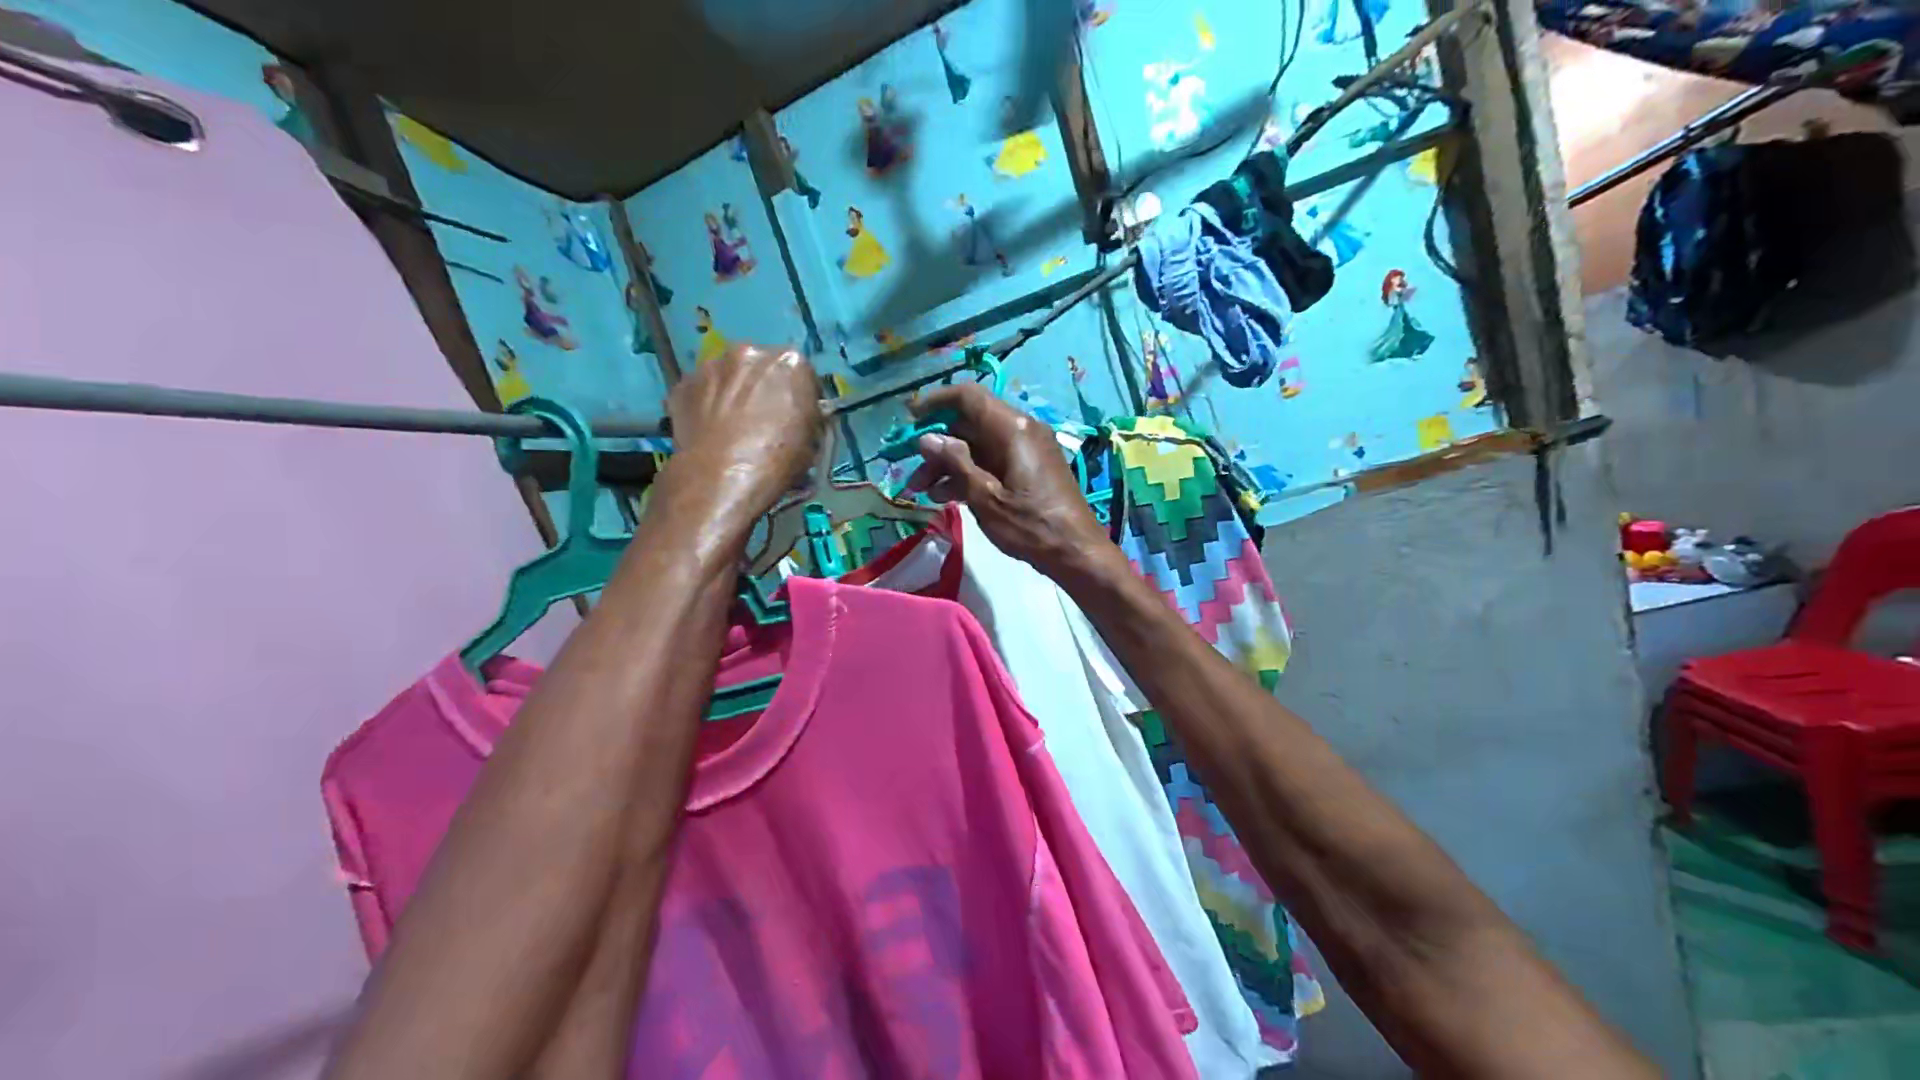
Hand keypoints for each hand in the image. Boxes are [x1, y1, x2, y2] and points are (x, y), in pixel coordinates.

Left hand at [666, 344, 824, 524]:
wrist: (721, 476)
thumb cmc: (777, 458)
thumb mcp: (812, 440)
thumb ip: (807, 416)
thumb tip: (799, 416)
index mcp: (789, 361)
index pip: (802, 374)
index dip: (801, 397)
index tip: (797, 416)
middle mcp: (749, 353)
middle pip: (760, 368)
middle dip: (762, 387)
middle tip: (762, 419)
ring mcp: (710, 365)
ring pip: (727, 377)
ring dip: (732, 393)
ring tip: (731, 427)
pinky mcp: (682, 384)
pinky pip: (700, 392)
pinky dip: (706, 405)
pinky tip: (709, 431)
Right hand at [902, 383, 1116, 582]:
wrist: (1076, 552)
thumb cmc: (1030, 526)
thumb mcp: (986, 497)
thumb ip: (956, 463)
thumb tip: (928, 438)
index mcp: (1013, 429)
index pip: (968, 397)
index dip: (935, 402)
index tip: (908, 418)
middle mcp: (1021, 429)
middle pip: (970, 424)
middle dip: (937, 447)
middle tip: (914, 476)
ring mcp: (1027, 449)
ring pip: (978, 445)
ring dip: (949, 464)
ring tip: (923, 492)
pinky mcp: (1030, 467)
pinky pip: (993, 460)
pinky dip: (969, 473)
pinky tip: (946, 496)